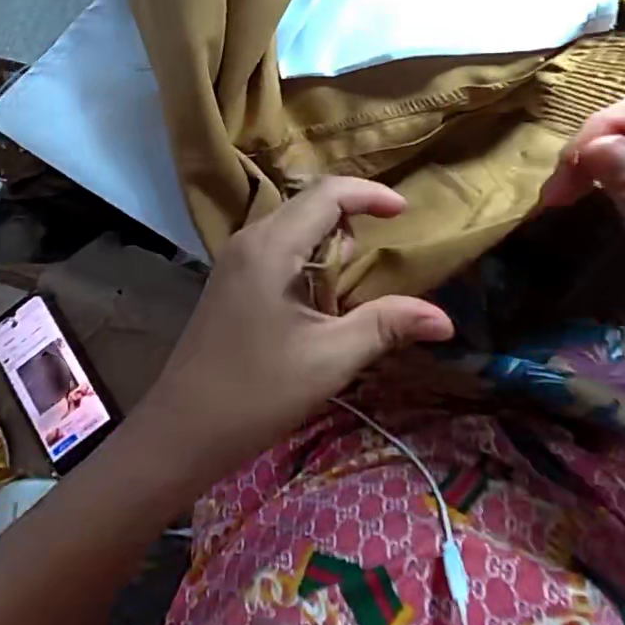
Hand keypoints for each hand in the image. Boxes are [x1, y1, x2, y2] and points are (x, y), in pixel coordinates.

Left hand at [130, 178, 454, 478]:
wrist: (181, 430)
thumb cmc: (256, 393)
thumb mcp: (330, 359)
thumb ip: (387, 325)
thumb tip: (444, 319)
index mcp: (272, 246)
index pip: (327, 193)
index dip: (370, 195)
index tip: (406, 213)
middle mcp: (250, 239)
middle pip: (310, 204)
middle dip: (351, 221)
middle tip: (379, 261)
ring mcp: (235, 258)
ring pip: (293, 226)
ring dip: (329, 244)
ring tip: (350, 288)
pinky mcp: (230, 280)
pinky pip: (278, 247)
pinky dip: (307, 258)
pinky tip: (317, 300)